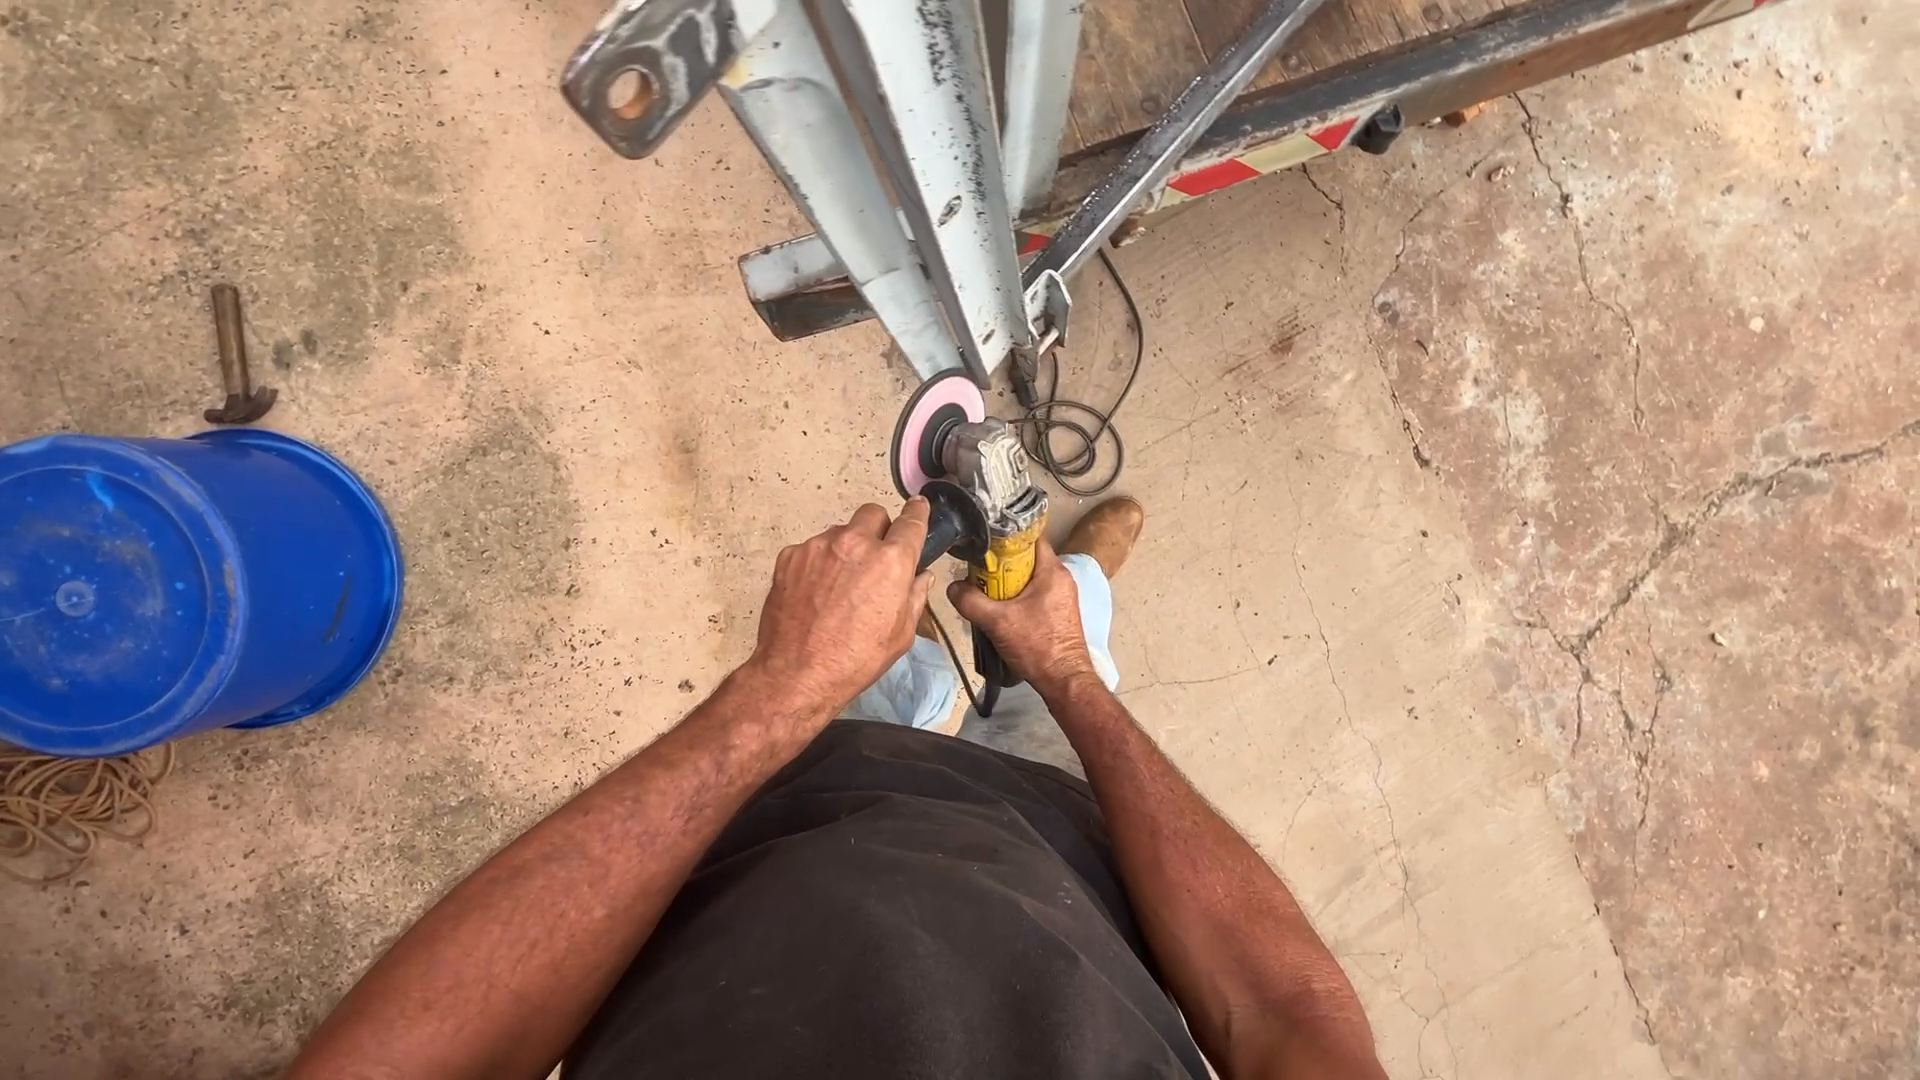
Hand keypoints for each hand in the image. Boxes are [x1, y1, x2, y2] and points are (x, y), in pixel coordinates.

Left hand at [745, 498, 932, 719]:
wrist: (797, 674)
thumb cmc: (855, 659)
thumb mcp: (901, 634)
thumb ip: (914, 596)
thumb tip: (920, 577)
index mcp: (890, 561)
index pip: (911, 521)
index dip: (917, 513)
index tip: (918, 508)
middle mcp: (855, 544)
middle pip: (872, 514)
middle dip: (877, 530)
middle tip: (873, 559)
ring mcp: (818, 547)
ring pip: (840, 533)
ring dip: (845, 549)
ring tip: (839, 586)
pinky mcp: (790, 556)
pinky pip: (811, 549)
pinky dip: (817, 564)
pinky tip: (815, 593)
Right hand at [947, 539, 1097, 697]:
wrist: (1064, 681)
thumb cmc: (1037, 646)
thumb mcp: (997, 622)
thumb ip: (970, 601)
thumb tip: (953, 587)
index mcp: (1053, 571)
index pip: (1029, 538)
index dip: (1005, 539)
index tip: (984, 547)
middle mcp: (1061, 578)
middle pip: (1026, 559)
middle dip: (1001, 565)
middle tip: (979, 574)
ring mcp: (1061, 596)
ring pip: (1028, 578)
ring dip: (1007, 585)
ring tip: (986, 594)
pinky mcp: (1057, 612)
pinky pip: (1034, 594)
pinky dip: (1017, 598)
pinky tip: (1001, 612)